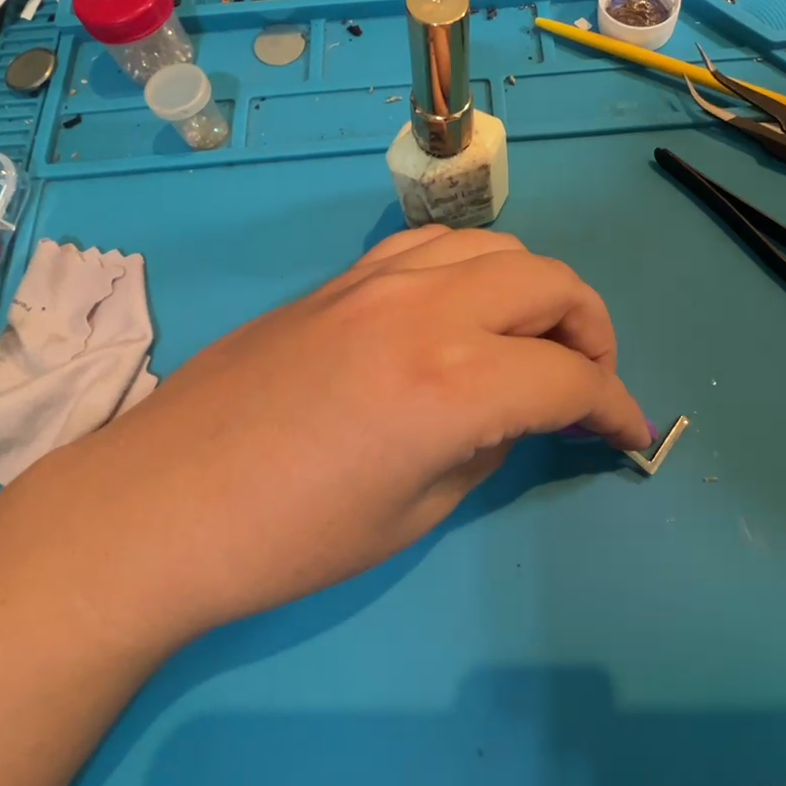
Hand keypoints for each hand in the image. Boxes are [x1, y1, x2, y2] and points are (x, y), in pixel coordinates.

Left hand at [21, 225, 652, 641]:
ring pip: (496, 246)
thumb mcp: (417, 511)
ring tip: (531, 337)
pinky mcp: (341, 278)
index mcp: (454, 383)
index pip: (570, 378)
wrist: (156, 506)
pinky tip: (461, 309)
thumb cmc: (289, 539)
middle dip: (592, 330)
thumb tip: (520, 413)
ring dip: (536, 288)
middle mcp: (427, 309)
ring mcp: (379, 280)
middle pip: (551, 283)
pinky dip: (473, 268)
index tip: (629, 434)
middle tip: (586, 382)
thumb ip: (488, 446)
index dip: (615, 408)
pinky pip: (433, 245)